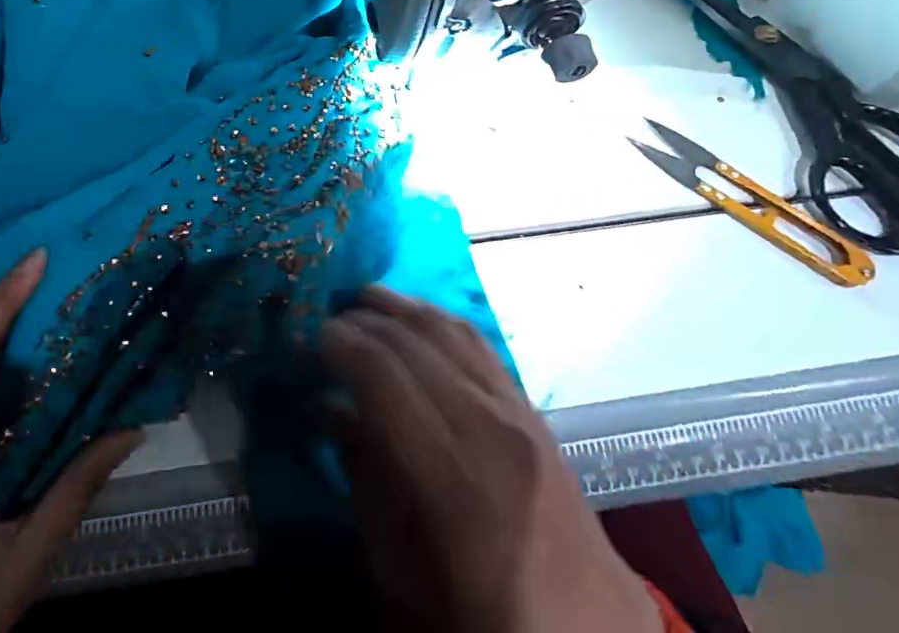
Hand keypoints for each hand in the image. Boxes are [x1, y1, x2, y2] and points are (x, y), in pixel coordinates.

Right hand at [322, 288, 659, 632]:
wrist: (587, 626)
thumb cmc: (483, 614)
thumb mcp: (403, 575)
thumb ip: (364, 484)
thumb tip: (329, 410)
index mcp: (454, 479)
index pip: (386, 379)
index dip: (343, 348)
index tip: (310, 337)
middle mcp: (490, 427)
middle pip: (417, 345)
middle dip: (366, 322)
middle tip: (326, 318)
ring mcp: (518, 410)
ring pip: (452, 332)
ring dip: (404, 308)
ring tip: (363, 298)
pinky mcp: (532, 407)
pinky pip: (480, 345)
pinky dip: (440, 320)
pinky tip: (416, 316)